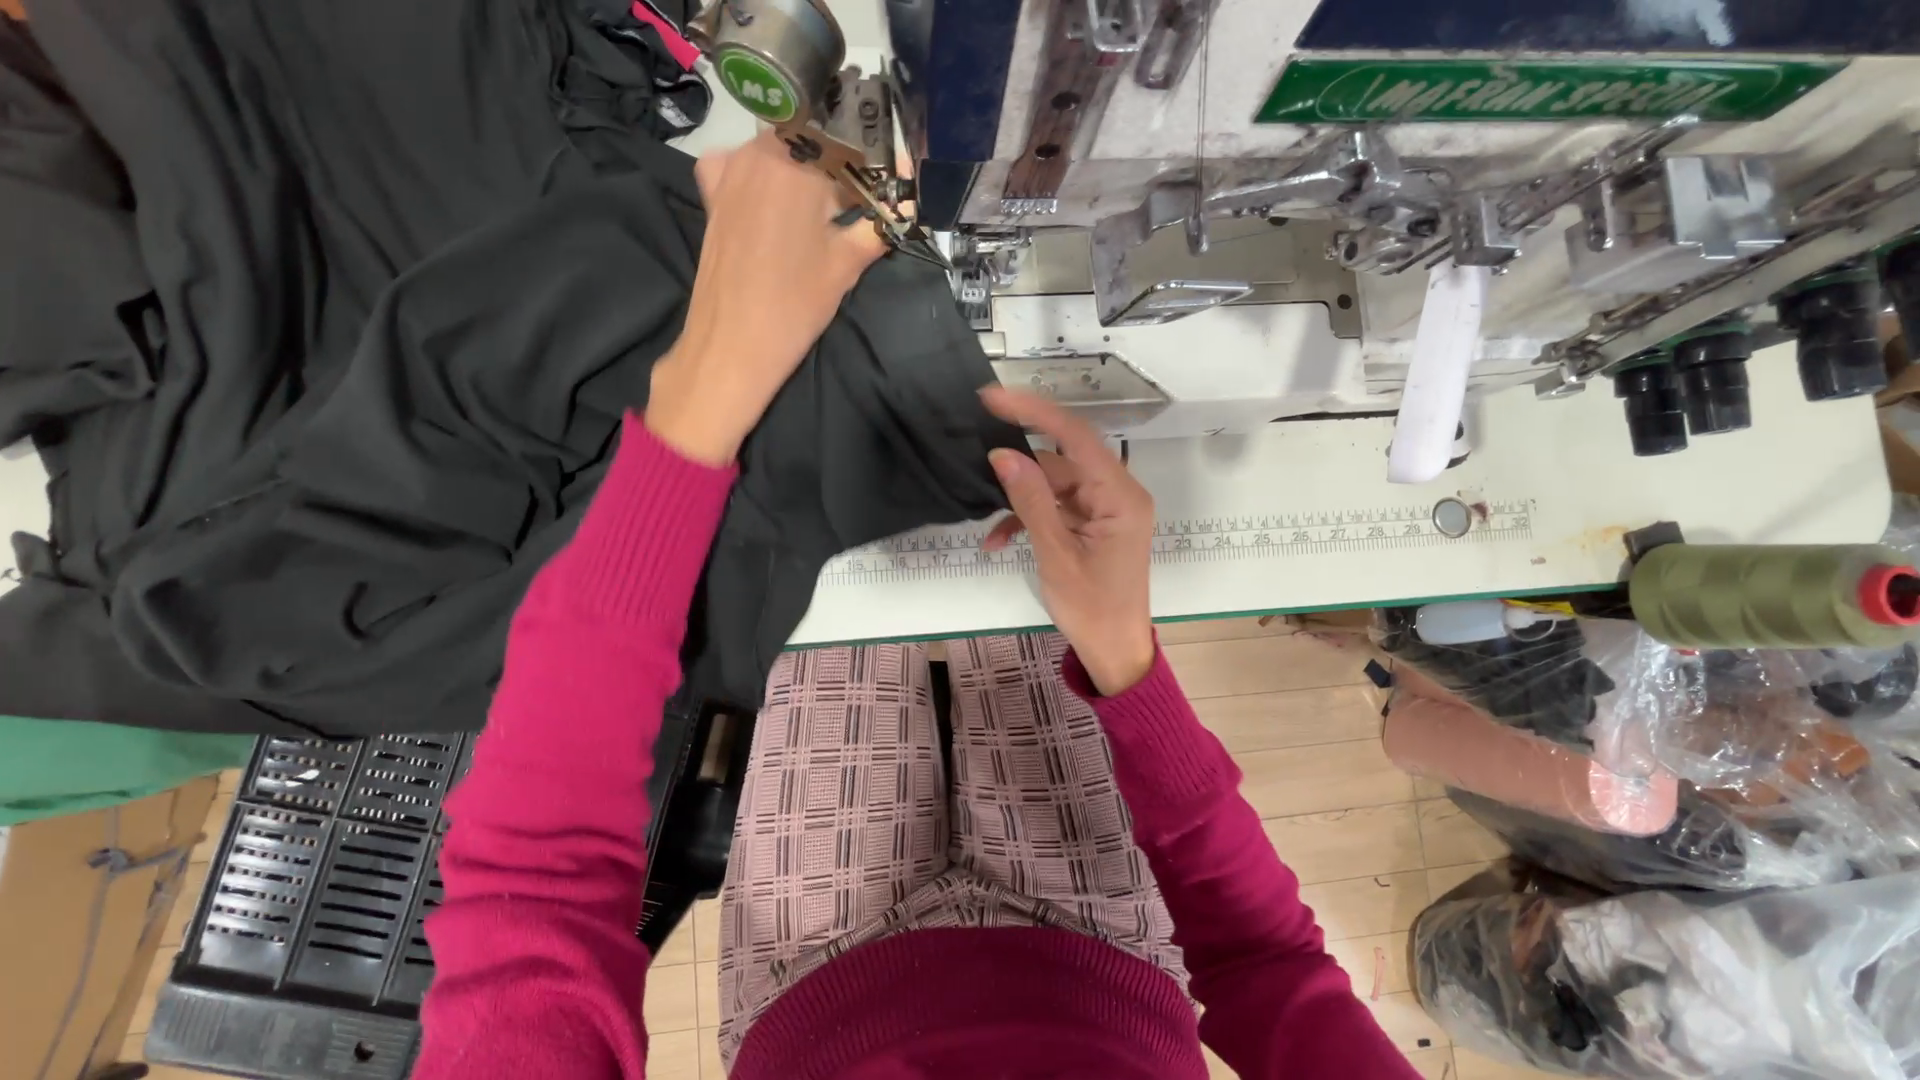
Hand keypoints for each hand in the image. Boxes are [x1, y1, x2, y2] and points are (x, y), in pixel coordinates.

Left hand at [646, 130, 888, 464]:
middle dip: (844, 162)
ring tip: (830, 199)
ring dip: (809, 166)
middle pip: (815, 141)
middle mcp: (760, 150)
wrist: (733, 344)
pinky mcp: (713, 191)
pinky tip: (776, 195)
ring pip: (782, 148)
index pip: (851, 145)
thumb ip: (880, 223)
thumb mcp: (848, 263)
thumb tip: (909, 203)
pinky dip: (763, 170)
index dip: (879, 164)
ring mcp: (730, 168)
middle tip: (866, 194)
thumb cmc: (795, 304)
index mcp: (798, 162)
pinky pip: (743, 163)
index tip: (897, 182)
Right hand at [979, 386, 1156, 694]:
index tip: (993, 398)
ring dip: (1018, 501)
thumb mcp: (1055, 554)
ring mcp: (1105, 509)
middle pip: (1061, 460)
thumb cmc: (1092, 609)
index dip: (1034, 412)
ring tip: (987, 522)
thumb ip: (1030, 501)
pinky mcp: (1093, 524)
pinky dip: (1028, 518)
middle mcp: (1117, 493)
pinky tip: (998, 540)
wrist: (1115, 652)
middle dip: (1019, 466)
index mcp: (1120, 495)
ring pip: (1054, 484)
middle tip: (976, 460)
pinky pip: (1056, 507)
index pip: (1076, 436)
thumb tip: (1002, 455)